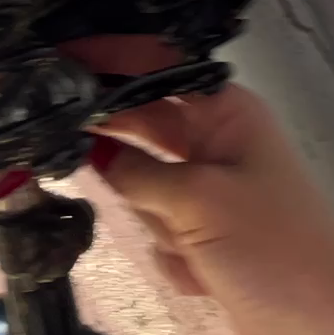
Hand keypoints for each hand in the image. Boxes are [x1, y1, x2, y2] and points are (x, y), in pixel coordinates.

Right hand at [71, 40, 333, 334]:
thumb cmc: (273, 250)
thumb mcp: (196, 203)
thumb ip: (135, 171)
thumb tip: (87, 147)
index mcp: (225, 110)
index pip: (157, 66)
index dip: (110, 58)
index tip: (61, 58)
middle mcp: (217, 139)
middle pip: (146, 124)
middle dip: (125, 153)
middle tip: (70, 148)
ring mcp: (214, 188)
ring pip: (149, 182)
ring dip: (161, 220)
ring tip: (191, 249)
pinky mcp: (211, 233)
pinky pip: (165, 226)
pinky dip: (177, 253)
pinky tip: (203, 276)